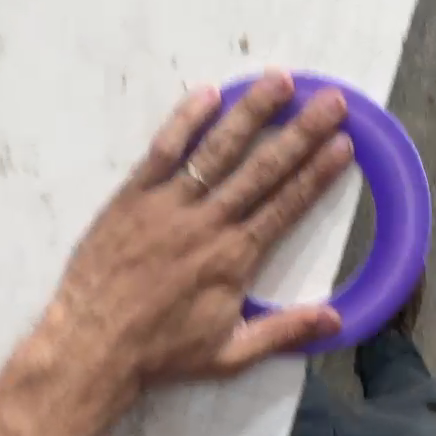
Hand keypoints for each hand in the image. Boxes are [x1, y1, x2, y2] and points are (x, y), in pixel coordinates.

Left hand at [25, 70, 352, 414]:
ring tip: (281, 81)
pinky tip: (209, 94)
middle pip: (263, 169)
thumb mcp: (231, 355)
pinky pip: (163, 151)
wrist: (91, 347)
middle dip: (301, 133)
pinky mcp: (133, 196)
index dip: (318, 173)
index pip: (286, 205)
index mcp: (235, 258)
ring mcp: (168, 204)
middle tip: (331, 101)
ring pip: (218, 150)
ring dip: (252, 114)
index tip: (344, 144)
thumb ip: (285, 332)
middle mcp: (208, 223)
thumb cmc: (162, 353)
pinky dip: (185, 121)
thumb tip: (338, 320)